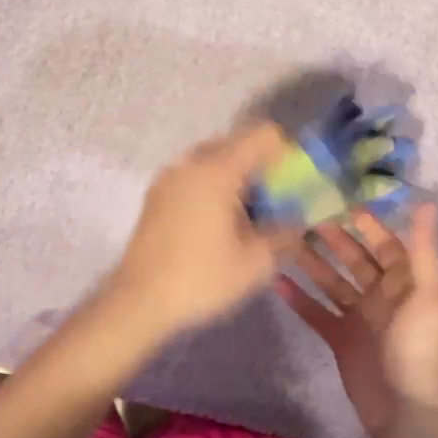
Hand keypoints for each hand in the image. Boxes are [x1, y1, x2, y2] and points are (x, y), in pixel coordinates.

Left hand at [105, 123, 298, 337]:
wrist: (138, 302)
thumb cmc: (201, 278)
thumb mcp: (256, 262)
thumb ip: (287, 232)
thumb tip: (300, 218)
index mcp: (217, 169)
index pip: (263, 135)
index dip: (286, 154)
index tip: (293, 186)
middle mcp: (190, 162)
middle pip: (238, 144)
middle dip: (262, 169)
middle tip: (274, 206)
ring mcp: (169, 176)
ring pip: (215, 160)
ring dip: (237, 179)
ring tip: (246, 219)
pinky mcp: (156, 194)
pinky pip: (195, 175)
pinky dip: (214, 188)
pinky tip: (218, 225)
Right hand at [278, 204, 437, 434]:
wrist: (403, 408)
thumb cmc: (417, 346)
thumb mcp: (426, 294)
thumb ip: (423, 248)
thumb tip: (425, 202)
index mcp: (404, 282)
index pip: (385, 243)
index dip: (367, 223)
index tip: (341, 201)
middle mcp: (381, 295)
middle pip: (354, 259)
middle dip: (333, 237)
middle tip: (304, 214)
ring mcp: (358, 317)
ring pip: (331, 282)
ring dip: (311, 262)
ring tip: (284, 240)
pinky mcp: (339, 338)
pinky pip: (316, 312)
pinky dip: (298, 298)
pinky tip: (276, 280)